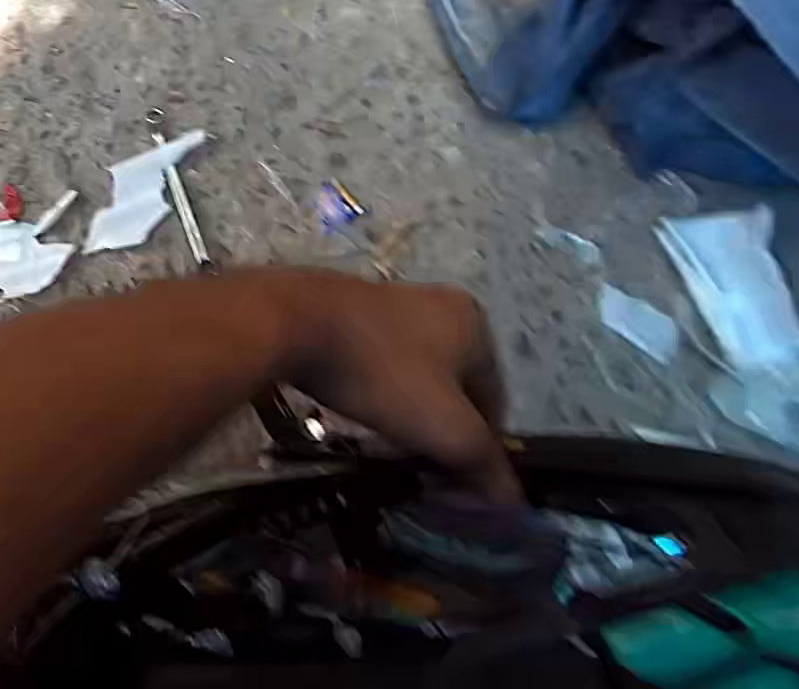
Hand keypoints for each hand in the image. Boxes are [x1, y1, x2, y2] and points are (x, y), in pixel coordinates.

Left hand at [239, 268, 518, 500]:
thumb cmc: (378, 371)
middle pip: (447, 385)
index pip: (493, 400)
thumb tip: (510, 500)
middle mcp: (430, 299)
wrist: (288, 321)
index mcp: (470, 320)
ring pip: (405, 372)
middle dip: (432, 425)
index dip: (477, 446)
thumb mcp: (444, 427)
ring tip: (374, 434)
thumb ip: (484, 464)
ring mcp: (381, 298)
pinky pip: (366, 357)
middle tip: (409, 456)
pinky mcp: (339, 305)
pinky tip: (344, 402)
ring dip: (396, 406)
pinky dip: (362, 383)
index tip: (449, 476)